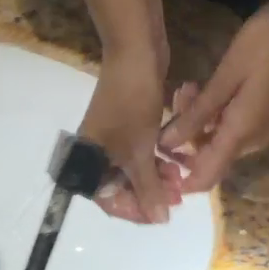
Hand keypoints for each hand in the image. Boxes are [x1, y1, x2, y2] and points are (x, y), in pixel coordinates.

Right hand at [78, 50, 184, 223]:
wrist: (134, 50)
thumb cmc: (131, 102)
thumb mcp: (140, 150)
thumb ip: (148, 187)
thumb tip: (159, 219)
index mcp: (89, 164)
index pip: (109, 202)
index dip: (137, 211)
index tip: (163, 213)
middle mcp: (96, 156)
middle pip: (122, 188)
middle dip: (151, 193)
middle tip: (177, 195)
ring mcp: (112, 141)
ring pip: (135, 171)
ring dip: (158, 177)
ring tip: (179, 177)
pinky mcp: (127, 127)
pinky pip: (141, 153)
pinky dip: (158, 159)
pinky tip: (177, 160)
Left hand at [159, 0, 268, 192]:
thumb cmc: (264, 44)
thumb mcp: (224, 79)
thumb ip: (195, 117)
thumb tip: (166, 145)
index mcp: (241, 136)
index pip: (205, 178)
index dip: (179, 181)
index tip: (157, 165)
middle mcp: (249, 143)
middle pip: (206, 159)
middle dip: (183, 139)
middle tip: (175, 103)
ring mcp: (255, 131)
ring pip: (213, 142)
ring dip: (194, 122)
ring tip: (187, 89)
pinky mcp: (257, 118)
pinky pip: (225, 129)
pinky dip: (209, 116)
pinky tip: (199, 90)